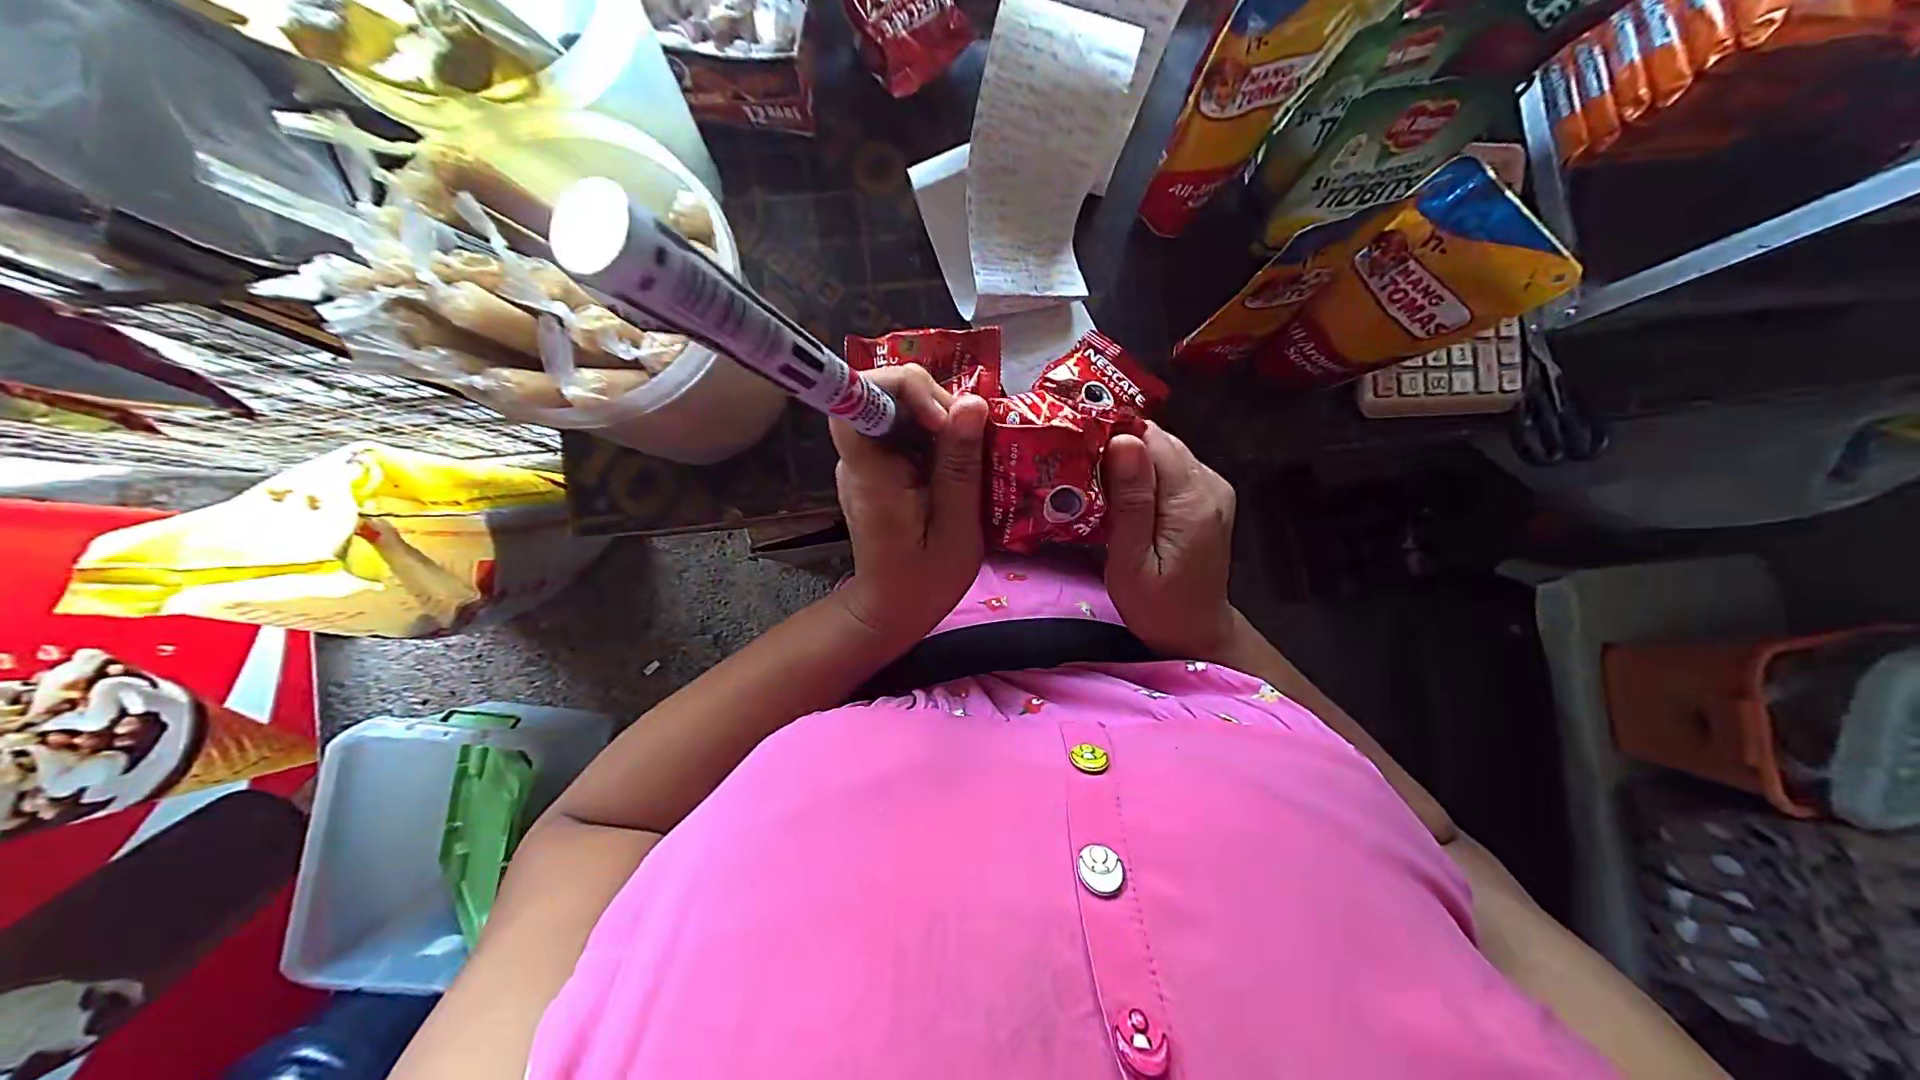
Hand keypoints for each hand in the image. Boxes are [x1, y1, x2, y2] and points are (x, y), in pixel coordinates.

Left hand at [829, 364, 988, 648]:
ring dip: (940, 416)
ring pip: (898, 411)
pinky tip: (964, 455)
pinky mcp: (881, 469)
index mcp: (869, 473)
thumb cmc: (925, 581)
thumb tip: (972, 402)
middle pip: (883, 396)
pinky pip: (905, 433)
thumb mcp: (956, 527)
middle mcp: (859, 460)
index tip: (944, 415)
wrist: (891, 611)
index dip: (900, 386)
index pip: (857, 400)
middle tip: (975, 430)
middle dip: (933, 400)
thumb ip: (960, 465)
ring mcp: (867, 463)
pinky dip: (936, 434)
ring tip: (977, 442)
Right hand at [1101, 422, 1237, 659]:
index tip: (1078, 454)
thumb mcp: (1131, 563)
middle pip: (1158, 440)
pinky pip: (1170, 468)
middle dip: (1118, 449)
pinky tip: (1122, 497)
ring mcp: (1213, 489)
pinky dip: (1143, 475)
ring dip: (1128, 462)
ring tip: (1096, 486)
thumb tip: (1123, 442)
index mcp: (1192, 500)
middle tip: (1081, 473)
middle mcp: (1210, 485)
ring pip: (1163, 451)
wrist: (1195, 633)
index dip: (1113, 439)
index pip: (1152, 439)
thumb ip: (1130, 503)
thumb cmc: (1156, 608)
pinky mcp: (1207, 496)